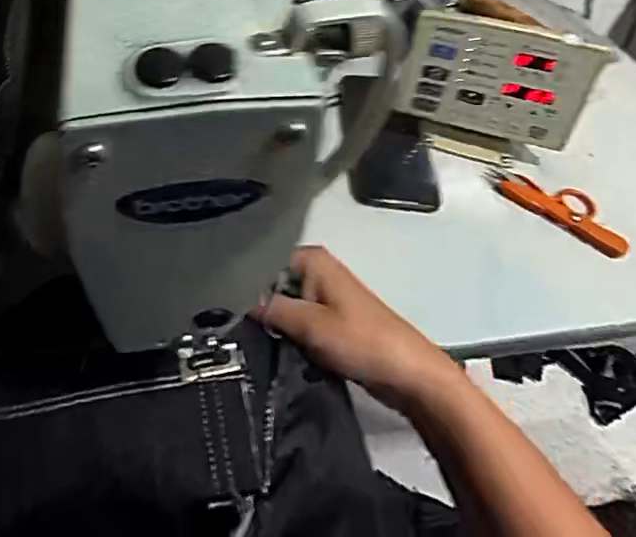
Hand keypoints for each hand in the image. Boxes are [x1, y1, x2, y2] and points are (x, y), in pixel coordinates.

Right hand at [252, 245, 466, 412]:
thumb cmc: (363, 341)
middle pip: (272, 285)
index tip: (226, 309)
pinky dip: (290, 338)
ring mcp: (325, 298)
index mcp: (313, 260)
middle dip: (259, 307)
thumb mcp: (310, 325)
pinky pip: (298, 326)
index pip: (263, 262)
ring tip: (255, 344)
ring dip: (275, 326)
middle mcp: (317, 272)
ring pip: (285, 308)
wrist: (409, 375)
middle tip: (238, 331)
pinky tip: (278, 352)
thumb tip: (239, 302)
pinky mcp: (330, 324)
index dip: (244, 285)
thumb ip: (272, 309)